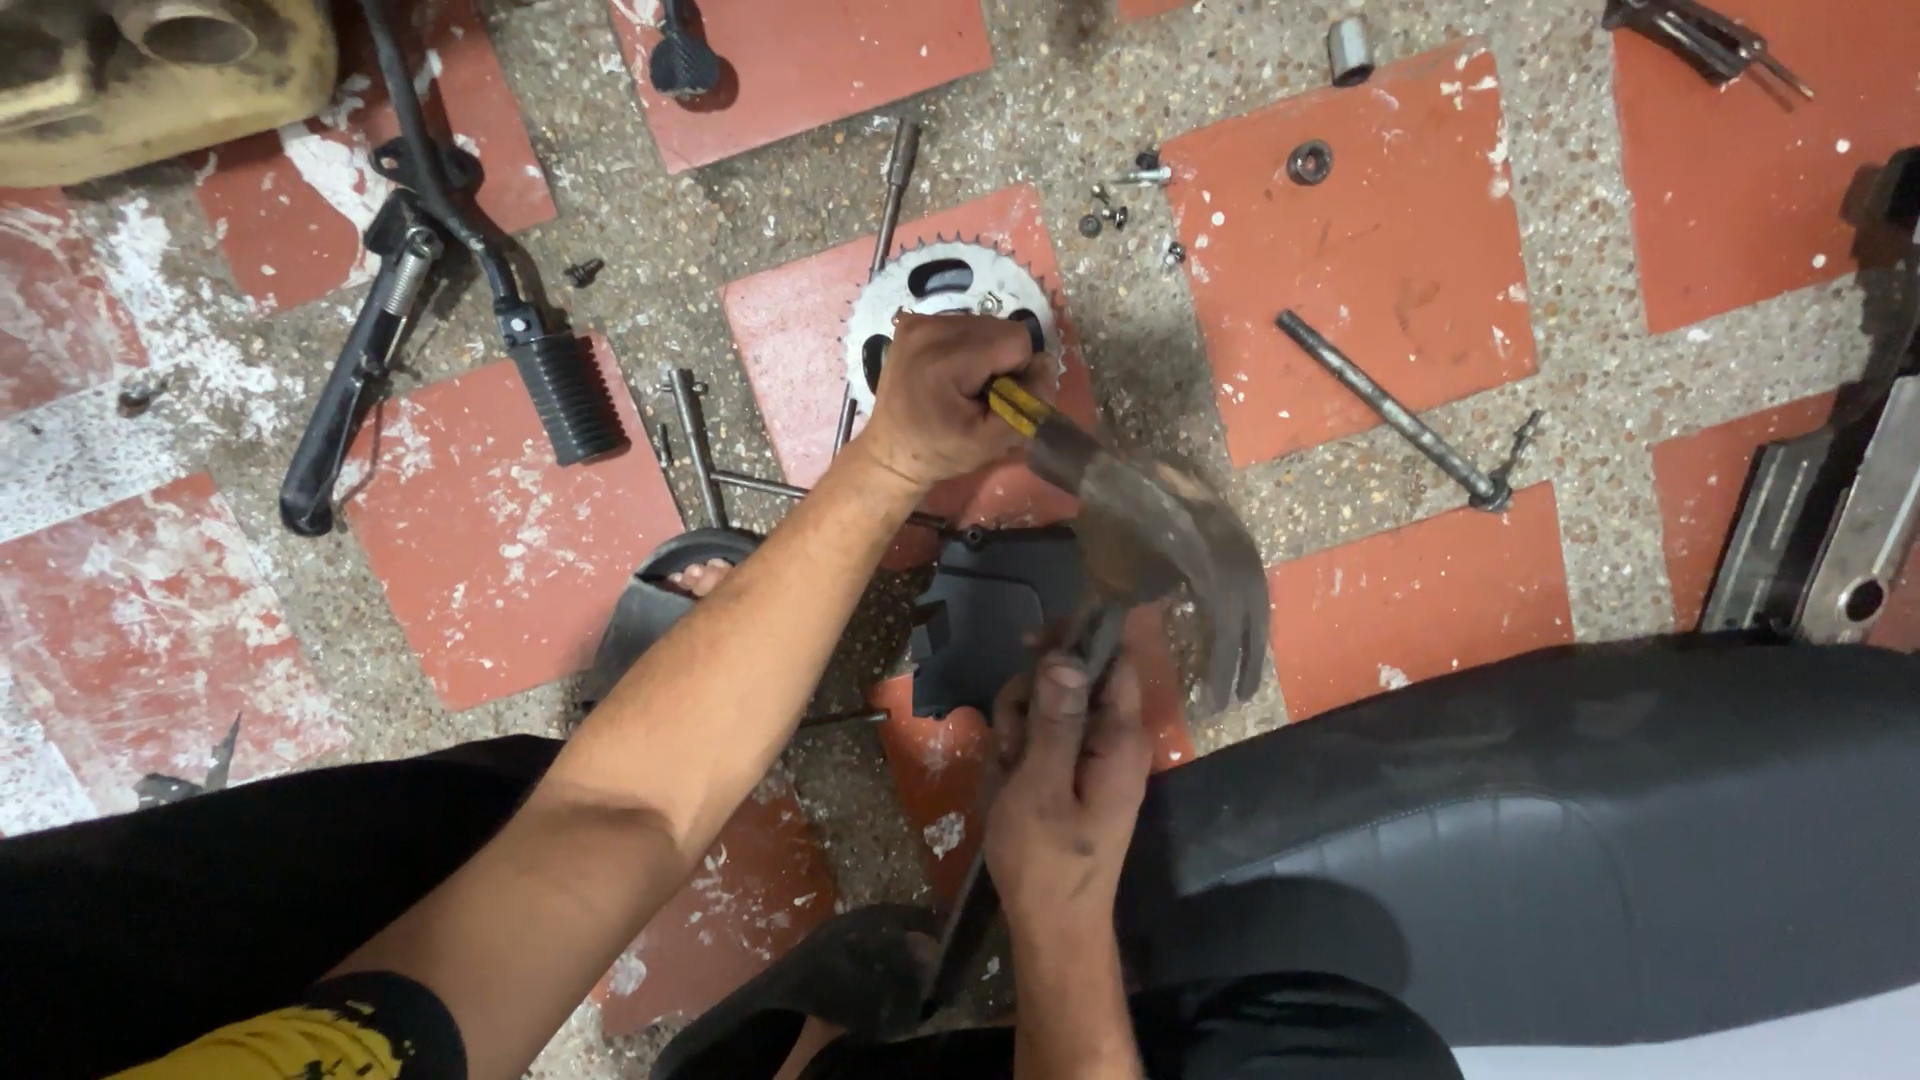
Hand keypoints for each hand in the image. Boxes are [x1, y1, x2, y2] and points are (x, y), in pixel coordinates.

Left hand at [854, 313, 1043, 491]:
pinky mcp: (913, 323)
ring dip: (986, 354)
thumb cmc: (939, 452)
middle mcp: (928, 328)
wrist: (890, 452)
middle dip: (1002, 362)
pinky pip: (964, 325)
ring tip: (965, 387)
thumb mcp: (992, 442)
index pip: (1016, 340)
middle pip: (1001, 328)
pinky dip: (968, 348)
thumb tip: (1046, 364)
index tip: (996, 399)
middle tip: (980, 396)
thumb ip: (1028, 403)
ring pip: (985, 324)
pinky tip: (951, 376)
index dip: (1018, 373)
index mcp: (944, 359)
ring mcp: (917, 322)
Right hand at [983, 652, 1152, 948]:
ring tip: (1007, 773)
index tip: (1030, 645)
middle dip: (1030, 699)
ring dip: (1016, 728)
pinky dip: (1016, 752)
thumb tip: (1066, 655)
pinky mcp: (1069, 773)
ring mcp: (1089, 757)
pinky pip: (1039, 739)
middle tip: (1011, 743)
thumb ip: (1054, 720)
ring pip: (1046, 707)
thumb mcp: (1041, 787)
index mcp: (1120, 739)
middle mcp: (1112, 740)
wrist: (1051, 928)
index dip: (1074, 642)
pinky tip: (1006, 784)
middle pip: (1069, 680)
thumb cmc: (1046, 862)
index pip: (1113, 661)